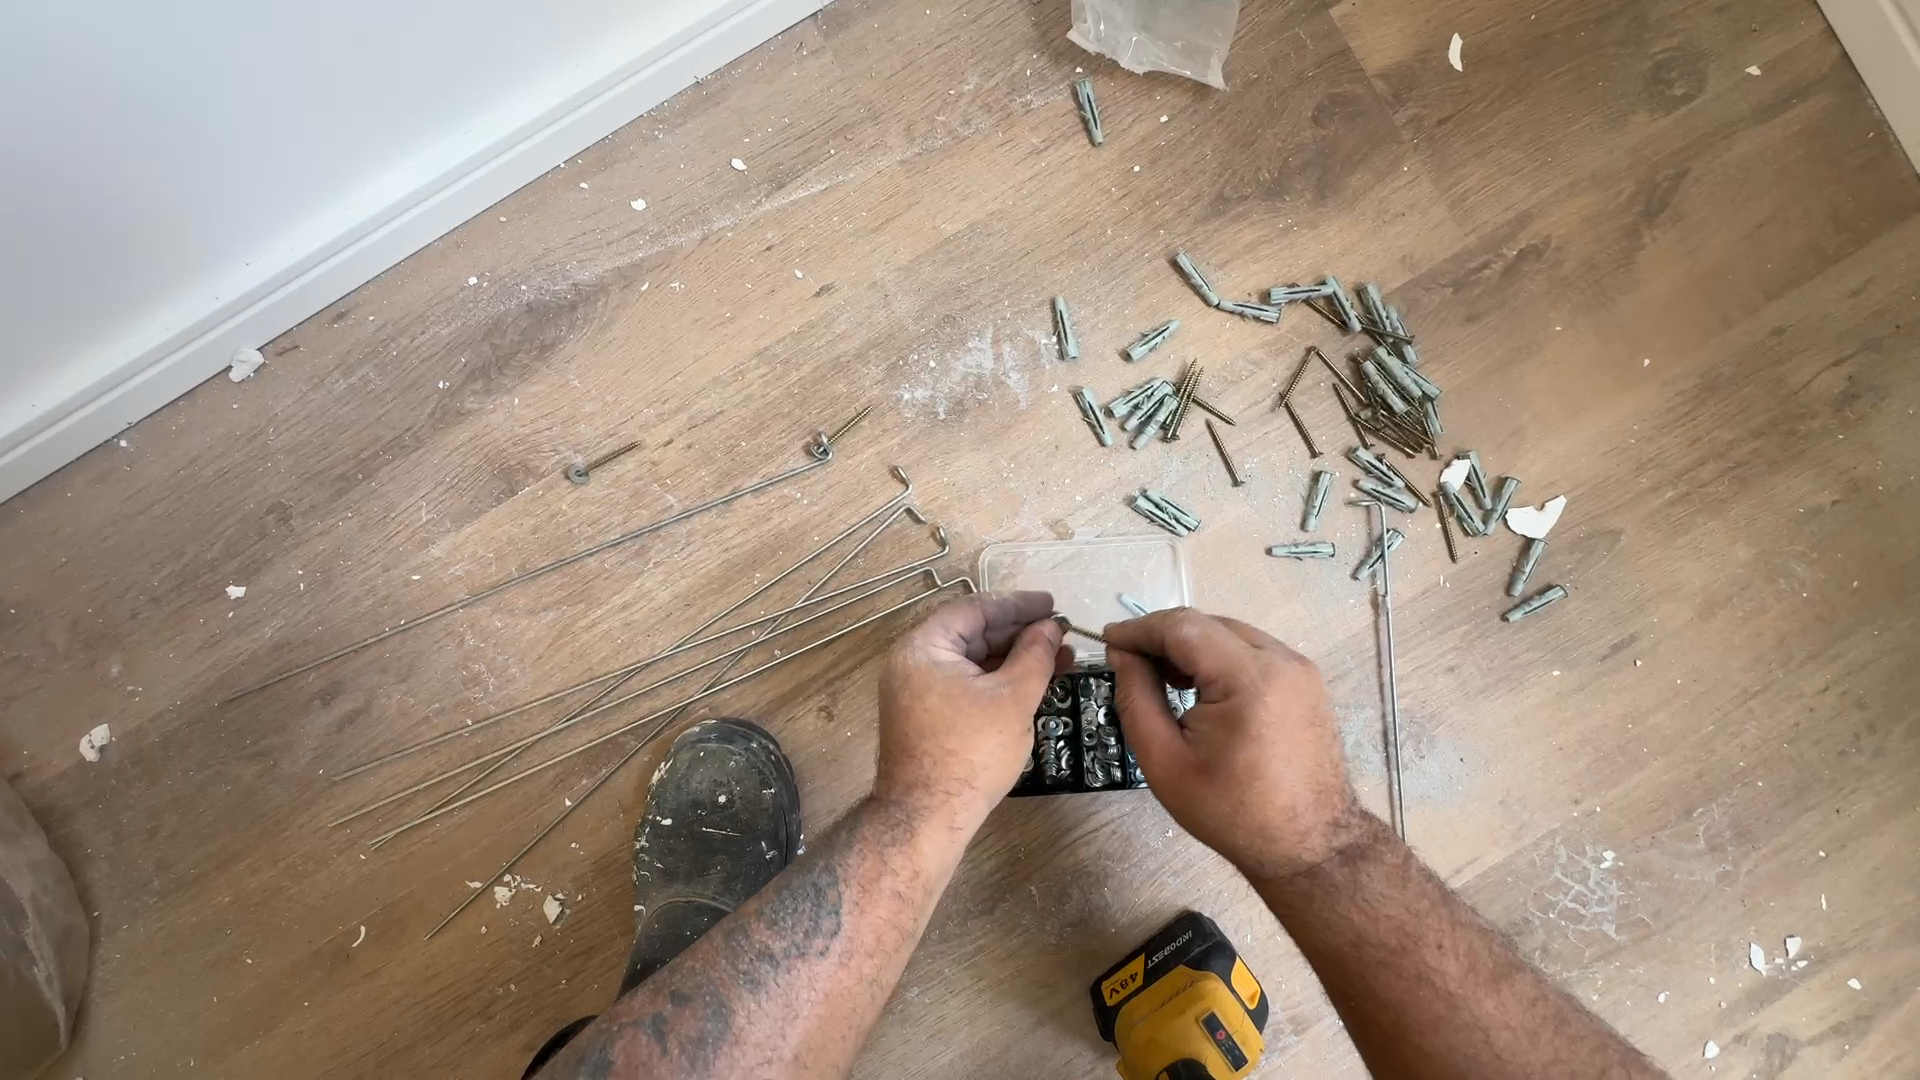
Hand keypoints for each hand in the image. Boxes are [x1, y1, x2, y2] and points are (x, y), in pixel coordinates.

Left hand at [874, 591, 1068, 828]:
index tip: (1052, 605)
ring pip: (974, 662)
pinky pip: (967, 685)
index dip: (1018, 605)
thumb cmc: (970, 752)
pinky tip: (1032, 684)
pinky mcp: (928, 715)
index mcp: (924, 647)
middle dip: (1020, 633)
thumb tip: (1050, 628)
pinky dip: (998, 682)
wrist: (927, 818)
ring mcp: (918, 690)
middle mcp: (914, 662)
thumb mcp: (1012, 698)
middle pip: (974, 634)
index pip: (975, 610)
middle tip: (1061, 634)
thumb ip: (1034, 655)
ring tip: (1061, 659)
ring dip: (1014, 659)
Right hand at [1103, 608, 1368, 880]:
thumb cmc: (1230, 811)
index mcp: (1249, 679)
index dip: (1139, 629)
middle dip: (1162, 636)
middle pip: (1206, 624)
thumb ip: (1136, 697)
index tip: (1107, 640)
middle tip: (1129, 663)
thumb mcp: (1163, 760)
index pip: (1183, 627)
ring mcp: (1299, 667)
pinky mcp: (1305, 680)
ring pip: (1228, 633)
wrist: (1310, 846)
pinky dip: (1217, 656)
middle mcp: (1281, 661)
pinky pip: (1249, 650)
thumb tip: (1122, 653)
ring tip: (1162, 678)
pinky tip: (1199, 686)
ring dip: (1189, 645)